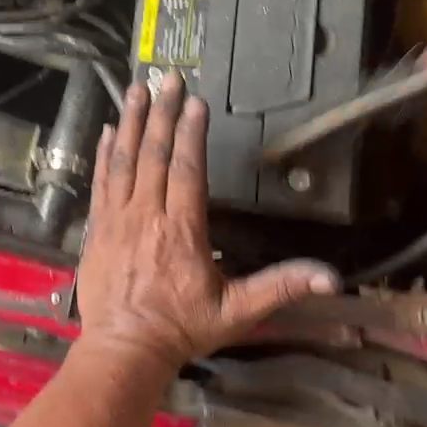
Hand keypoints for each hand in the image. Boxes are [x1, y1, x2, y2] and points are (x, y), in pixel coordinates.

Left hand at [75, 76, 336, 373]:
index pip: (187, 171)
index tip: (196, 102)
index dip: (192, 135)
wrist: (124, 348)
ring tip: (137, 90)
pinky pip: (100, 182)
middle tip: (167, 78)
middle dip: (163, 114)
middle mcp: (146, 215)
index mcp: (181, 230)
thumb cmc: (181, 328)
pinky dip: (104, 154)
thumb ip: (280, 288)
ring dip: (131, 123)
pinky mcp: (96, 227)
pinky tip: (108, 131)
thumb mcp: (236, 312)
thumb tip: (330, 277)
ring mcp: (116, 219)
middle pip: (154, 155)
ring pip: (123, 161)